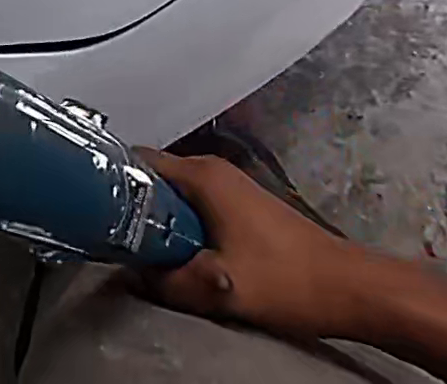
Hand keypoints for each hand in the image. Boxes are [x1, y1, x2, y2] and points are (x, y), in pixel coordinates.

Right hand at [139, 151, 419, 344]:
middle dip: (138, 203)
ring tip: (147, 248)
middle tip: (120, 236)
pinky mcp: (240, 200)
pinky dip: (183, 220)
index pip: (143, 160)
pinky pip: (196, 200)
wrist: (347, 286)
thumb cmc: (285, 278)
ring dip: (162, 216)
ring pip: (177, 190)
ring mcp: (229, 182)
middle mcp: (213, 168)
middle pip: (158, 175)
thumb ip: (168, 280)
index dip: (117, 180)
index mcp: (203, 174)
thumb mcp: (219, 285)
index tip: (99, 206)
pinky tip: (182, 250)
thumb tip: (130, 275)